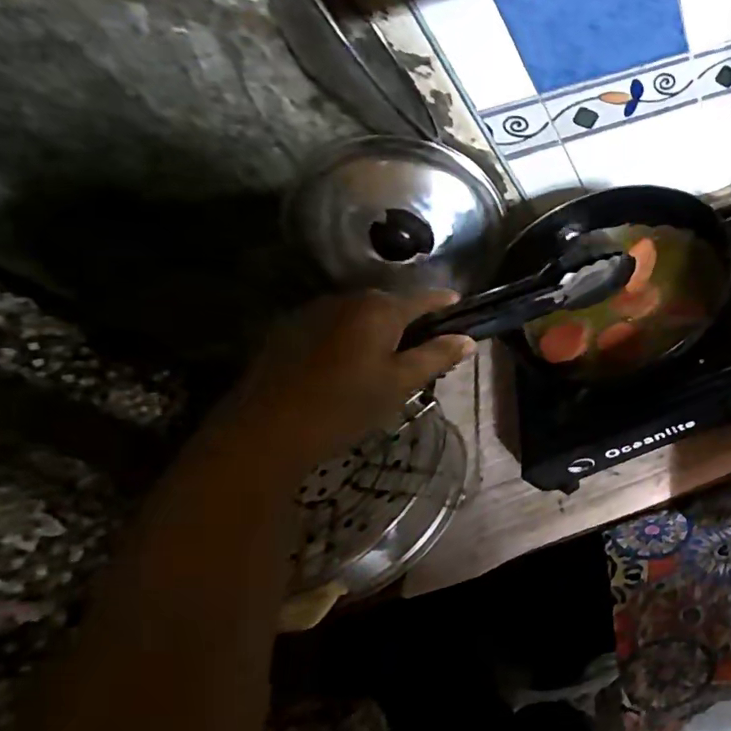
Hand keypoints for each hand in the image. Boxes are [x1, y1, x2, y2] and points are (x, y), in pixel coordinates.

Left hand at [205, 289, 475, 478]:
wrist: (263, 433)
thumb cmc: (344, 406)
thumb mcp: (400, 384)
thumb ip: (436, 356)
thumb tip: (467, 339)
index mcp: (381, 308)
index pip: (427, 298)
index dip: (447, 307)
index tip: (461, 317)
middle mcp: (350, 299)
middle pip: (393, 305)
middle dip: (411, 324)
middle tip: (421, 356)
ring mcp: (316, 311)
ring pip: (361, 316)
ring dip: (378, 332)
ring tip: (384, 365)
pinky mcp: (290, 329)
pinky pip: (334, 326)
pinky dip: (349, 339)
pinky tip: (346, 370)